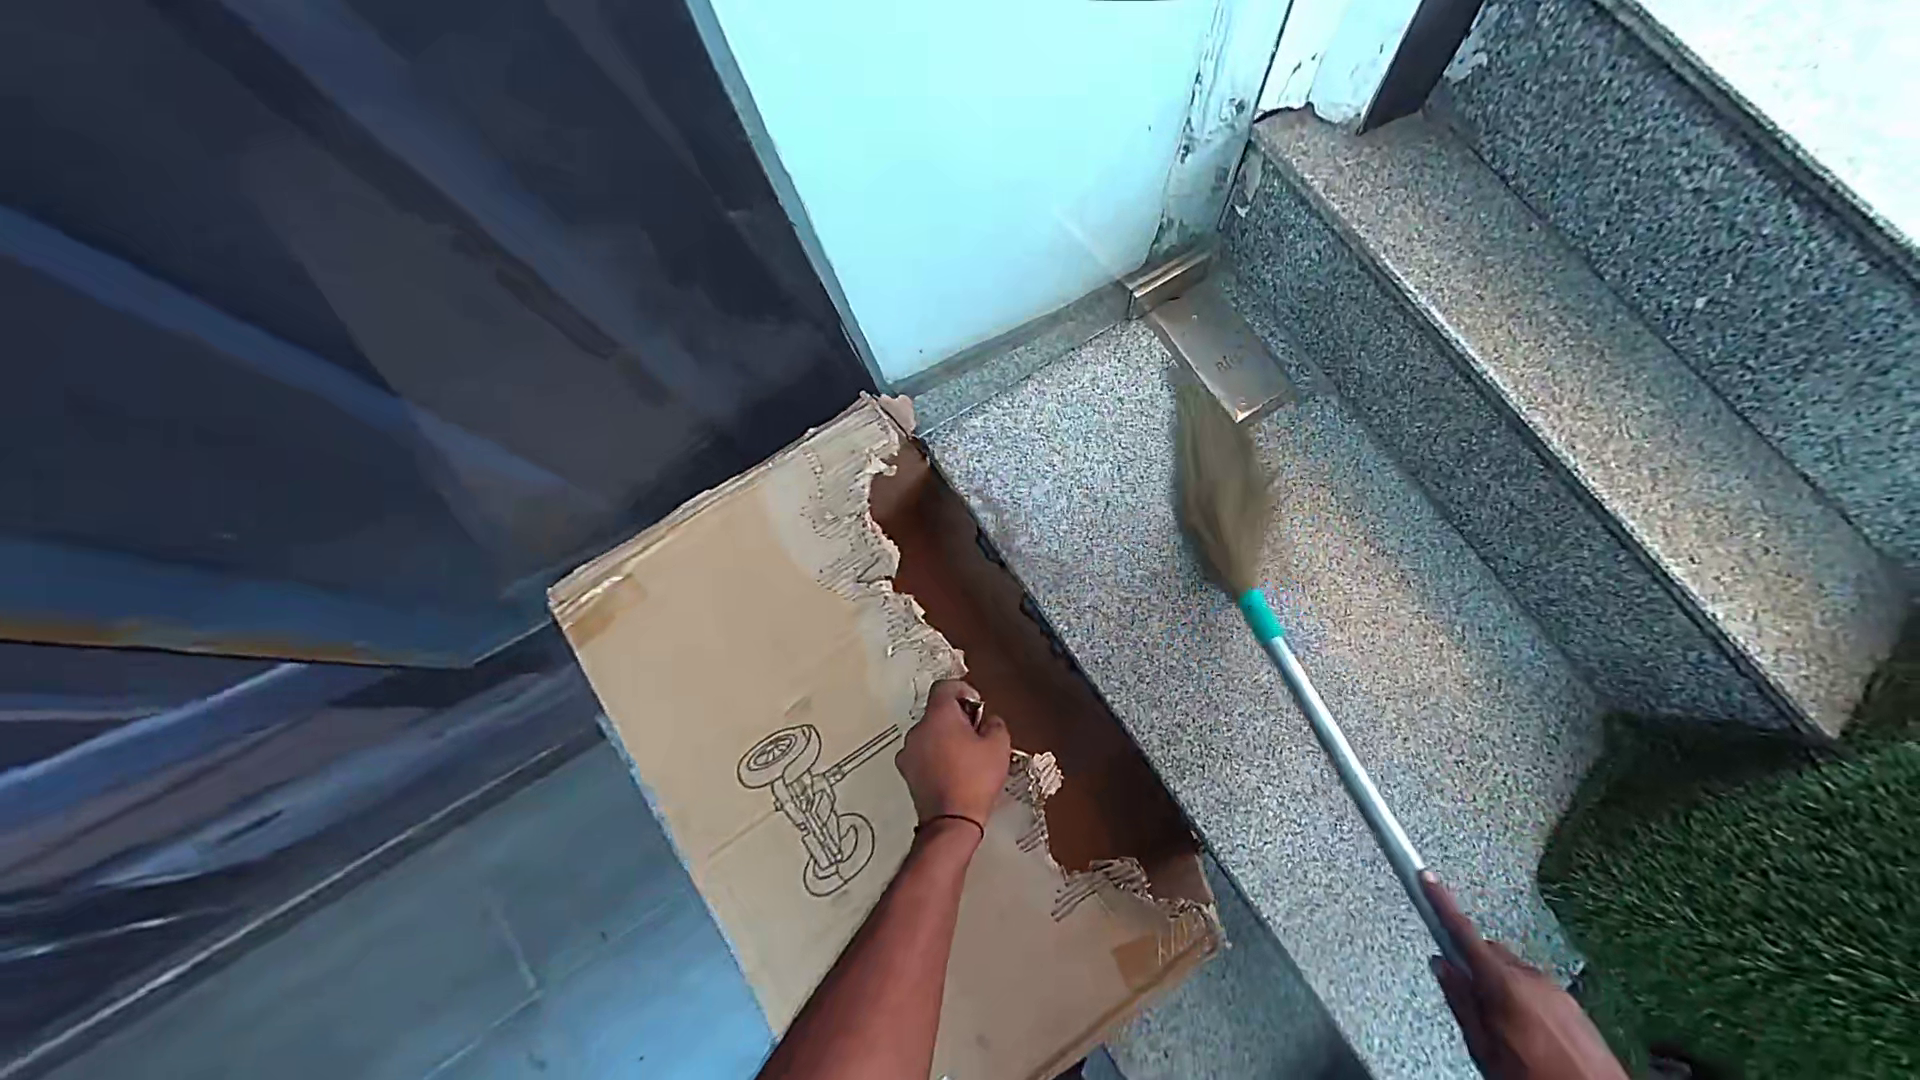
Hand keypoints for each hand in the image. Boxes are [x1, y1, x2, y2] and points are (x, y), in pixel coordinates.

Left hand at [895, 680, 1010, 836]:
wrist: (952, 821)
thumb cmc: (975, 780)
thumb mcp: (999, 746)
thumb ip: (995, 723)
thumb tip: (988, 720)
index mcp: (939, 715)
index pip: (945, 686)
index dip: (963, 690)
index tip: (976, 705)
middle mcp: (918, 729)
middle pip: (937, 710)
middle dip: (957, 718)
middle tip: (976, 734)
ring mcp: (908, 751)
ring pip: (929, 732)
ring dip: (945, 737)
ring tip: (966, 757)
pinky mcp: (906, 771)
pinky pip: (922, 752)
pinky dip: (935, 755)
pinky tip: (953, 771)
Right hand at [1421, 872, 1628, 1079]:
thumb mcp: (1483, 1048)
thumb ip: (1460, 1000)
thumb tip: (1442, 965)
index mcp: (1503, 985)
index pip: (1461, 931)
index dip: (1439, 901)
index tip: (1426, 876)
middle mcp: (1532, 980)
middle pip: (1488, 952)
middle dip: (1475, 965)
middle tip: (1471, 997)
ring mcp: (1558, 993)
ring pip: (1513, 972)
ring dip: (1502, 986)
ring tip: (1506, 1027)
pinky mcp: (1576, 1009)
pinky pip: (1537, 990)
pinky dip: (1525, 1000)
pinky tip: (1529, 1032)